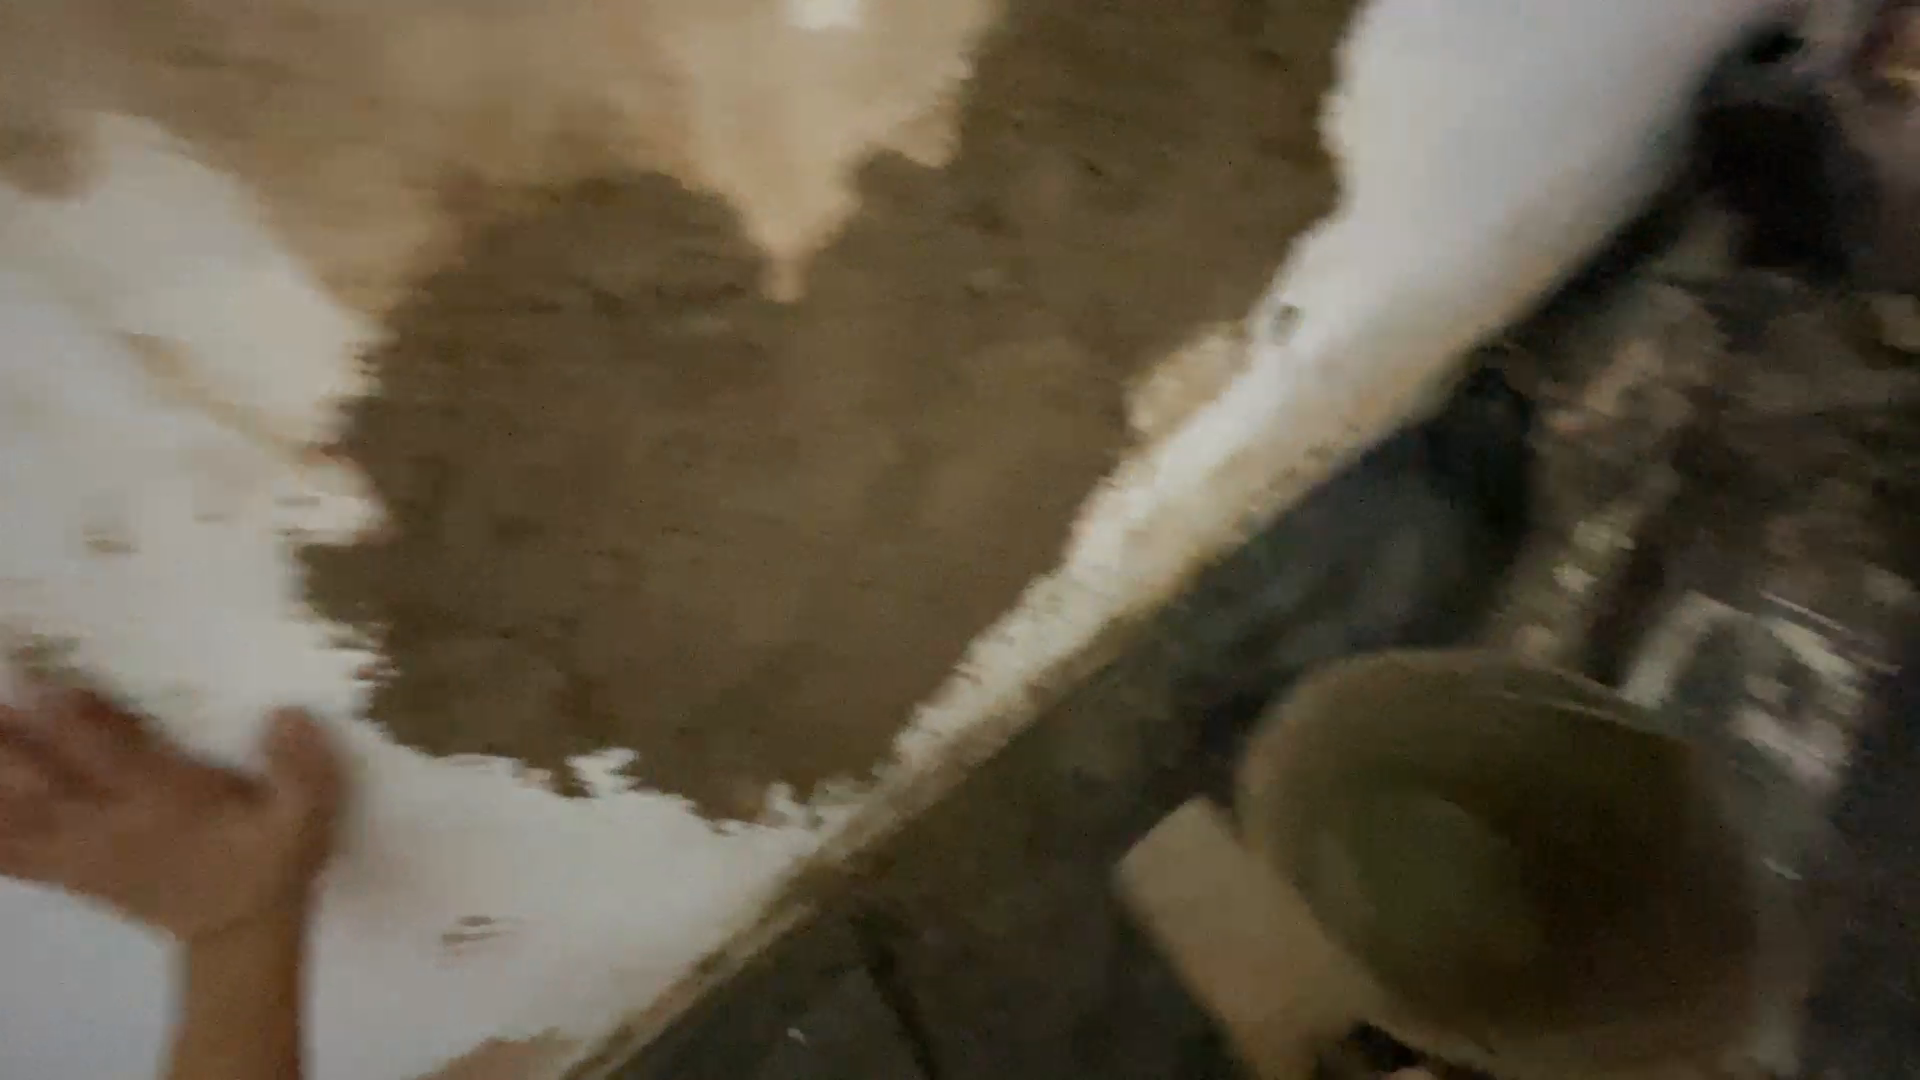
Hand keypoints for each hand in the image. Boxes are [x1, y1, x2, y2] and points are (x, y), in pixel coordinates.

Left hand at [0, 691, 344, 941]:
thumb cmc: (277, 859)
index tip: (47, 680)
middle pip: (39, 781)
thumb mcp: (311, 813)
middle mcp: (111, 825)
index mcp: (170, 804)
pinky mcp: (64, 870)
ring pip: (9, 814)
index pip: (112, 755)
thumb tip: (284, 712)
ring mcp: (78, 852)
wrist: (241, 928)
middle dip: (8, 741)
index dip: (76, 718)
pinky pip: (1, 852)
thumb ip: (302, 765)